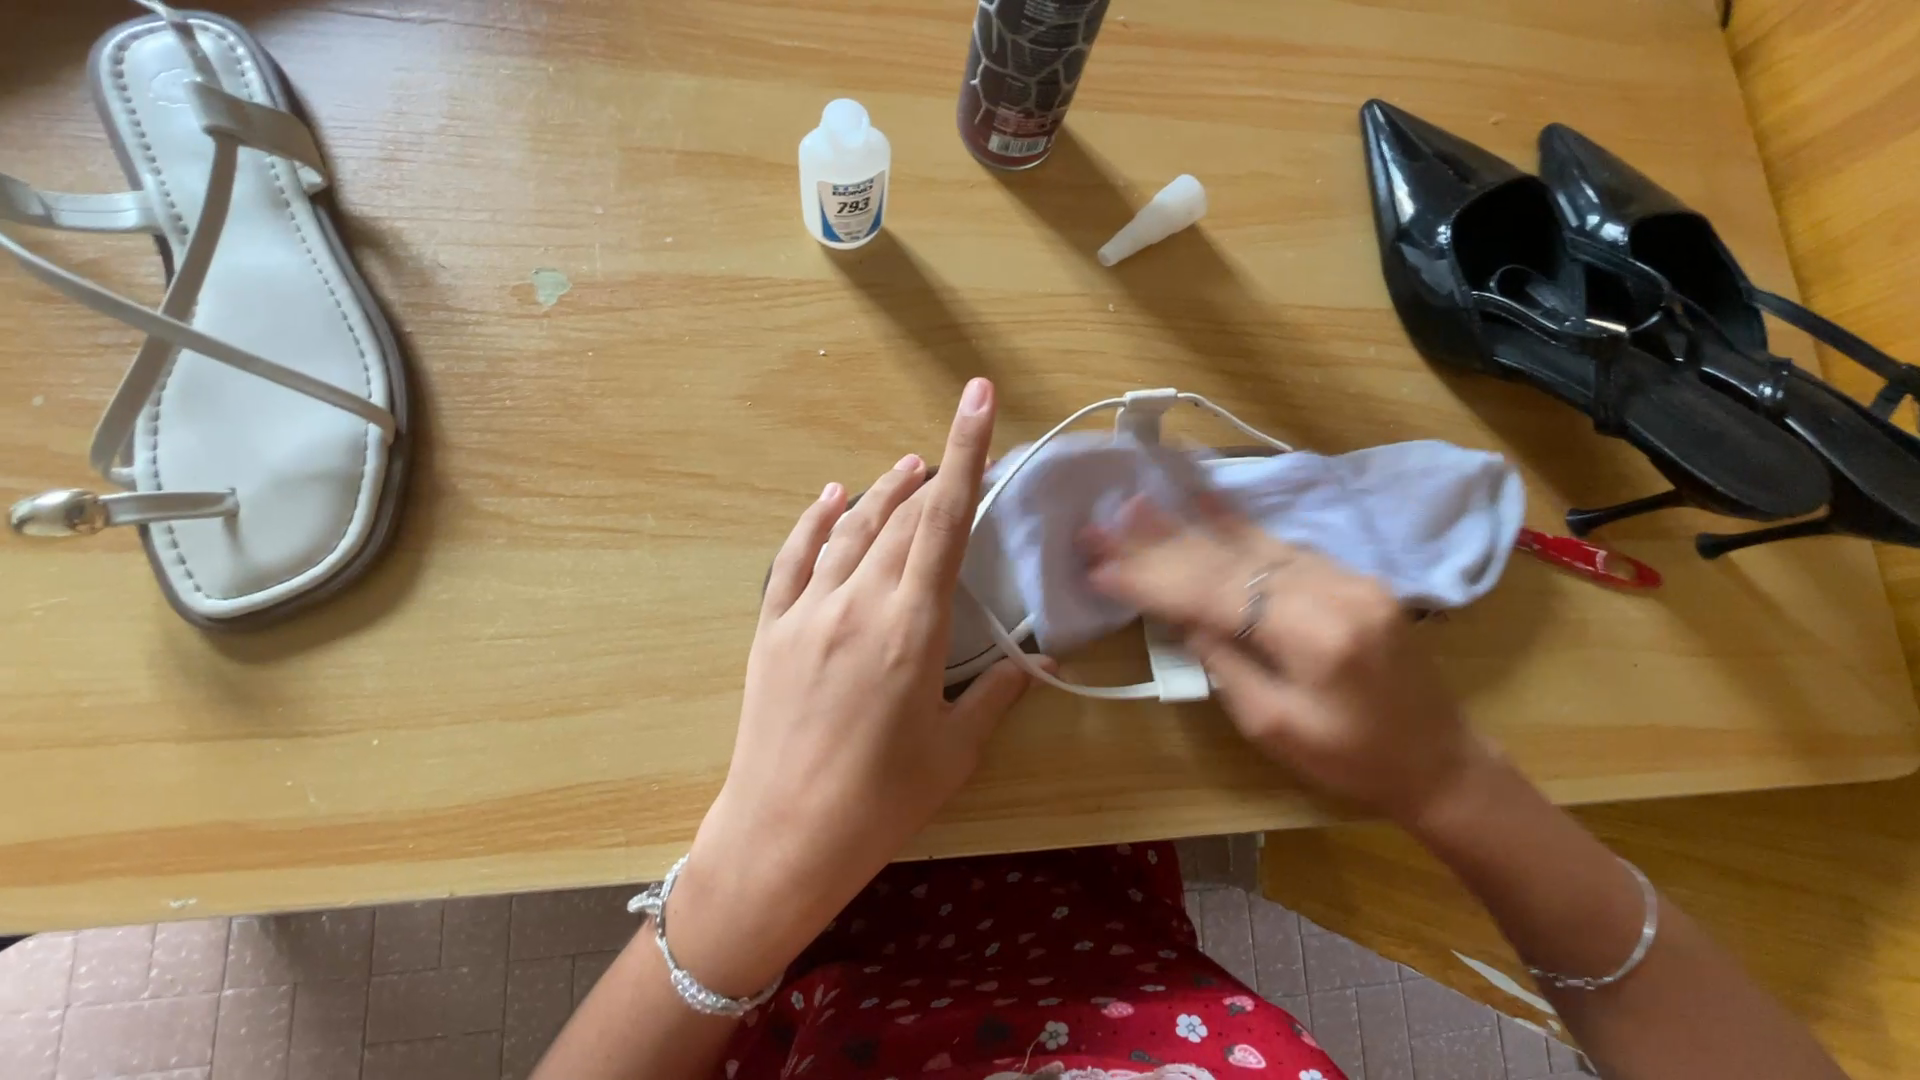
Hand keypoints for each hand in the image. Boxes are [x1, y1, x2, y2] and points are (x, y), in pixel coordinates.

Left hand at [666, 377, 1039, 995]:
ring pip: (850, 530)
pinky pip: (793, 559)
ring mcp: (808, 610)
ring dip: (883, 493)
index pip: (948, 521)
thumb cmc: (882, 800)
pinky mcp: (771, 628)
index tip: (977, 397)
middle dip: (932, 477)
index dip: (967, 453)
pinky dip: (815, 522)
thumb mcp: (954, 751)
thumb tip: (1036, 661)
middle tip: (953, 459)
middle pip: (901, 517)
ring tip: (907, 467)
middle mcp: (860, 602)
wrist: (785, 833)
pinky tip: (831, 499)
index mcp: (914, 627)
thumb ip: (994, 695)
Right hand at [1082, 495, 1490, 824]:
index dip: (1152, 580)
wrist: (1440, 762)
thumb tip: (1179, 615)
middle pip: (1227, 559)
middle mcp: (1332, 590)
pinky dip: (1236, 527)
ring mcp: (1347, 577)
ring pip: (1252, 544)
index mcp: (1313, 635)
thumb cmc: (1351, 761)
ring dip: (1191, 526)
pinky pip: (1281, 547)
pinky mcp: (1352, 578)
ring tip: (1139, 504)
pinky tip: (1206, 501)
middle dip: (1160, 543)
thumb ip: (1224, 662)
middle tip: (1106, 523)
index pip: (1212, 595)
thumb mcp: (1273, 724)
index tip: (1099, 569)